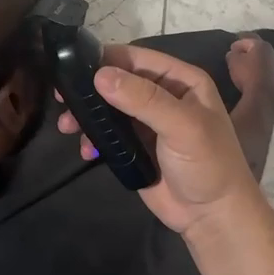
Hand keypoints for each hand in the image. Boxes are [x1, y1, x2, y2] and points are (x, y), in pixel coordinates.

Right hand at [56, 44, 269, 237]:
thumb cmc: (207, 164)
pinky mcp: (135, 147)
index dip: (107, 59)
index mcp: (182, 81)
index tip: (73, 67)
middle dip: (90, 89)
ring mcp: (148, 123)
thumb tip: (100, 75)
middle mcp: (164, 96)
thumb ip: (144, 99)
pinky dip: (93, 138)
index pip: (138, 58)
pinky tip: (86, 150)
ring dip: (87, 115)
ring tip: (67, 127)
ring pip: (109, 107)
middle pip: (119, 81)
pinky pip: (108, 134)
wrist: (212, 216)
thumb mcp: (182, 126)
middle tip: (61, 98)